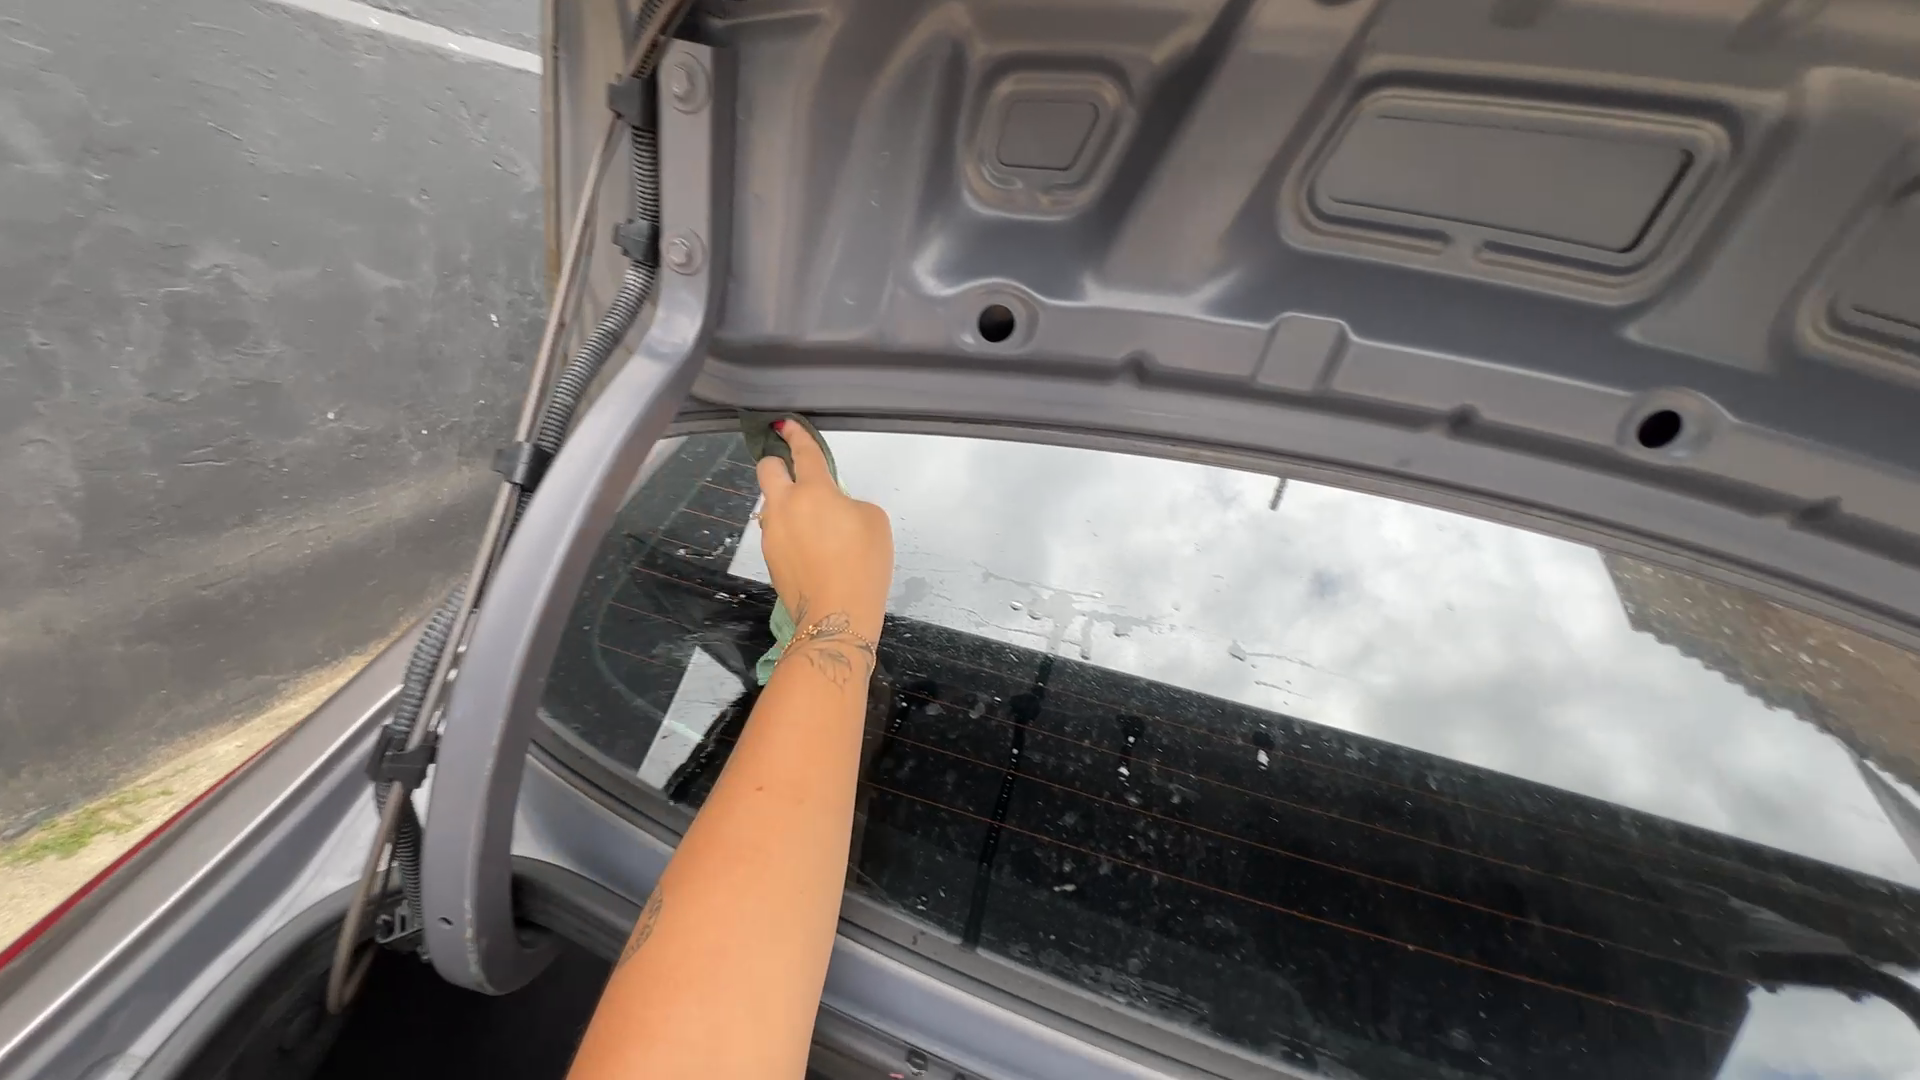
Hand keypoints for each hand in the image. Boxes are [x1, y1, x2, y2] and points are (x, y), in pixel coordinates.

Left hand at [755, 420, 893, 646]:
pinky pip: (777, 532)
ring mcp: (773, 534)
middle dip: (777, 463)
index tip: (786, 424)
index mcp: (813, 491)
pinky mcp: (770, 558)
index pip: (803, 453)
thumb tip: (833, 509)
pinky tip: (811, 550)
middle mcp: (785, 506)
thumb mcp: (874, 522)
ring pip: (771, 505)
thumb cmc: (863, 563)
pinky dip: (790, 531)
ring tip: (813, 525)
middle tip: (794, 472)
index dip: (796, 434)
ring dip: (786, 503)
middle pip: (767, 470)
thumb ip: (849, 503)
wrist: (836, 615)